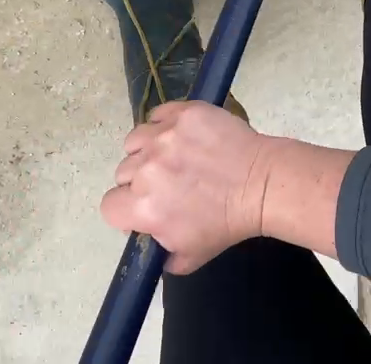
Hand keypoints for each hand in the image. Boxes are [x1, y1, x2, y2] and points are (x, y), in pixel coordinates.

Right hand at [100, 100, 275, 273]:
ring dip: (146, 149)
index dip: (125, 209)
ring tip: (171, 155)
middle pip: (123, 172)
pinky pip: (157, 114)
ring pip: (135, 140)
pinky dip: (163, 123)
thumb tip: (147, 238)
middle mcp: (147, 169)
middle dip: (139, 180)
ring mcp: (164, 135)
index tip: (143, 207)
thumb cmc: (227, 222)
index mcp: (143, 207)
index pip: (109, 206)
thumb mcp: (187, 258)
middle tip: (166, 182)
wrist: (261, 183)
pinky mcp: (183, 112)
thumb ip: (157, 254)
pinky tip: (180, 135)